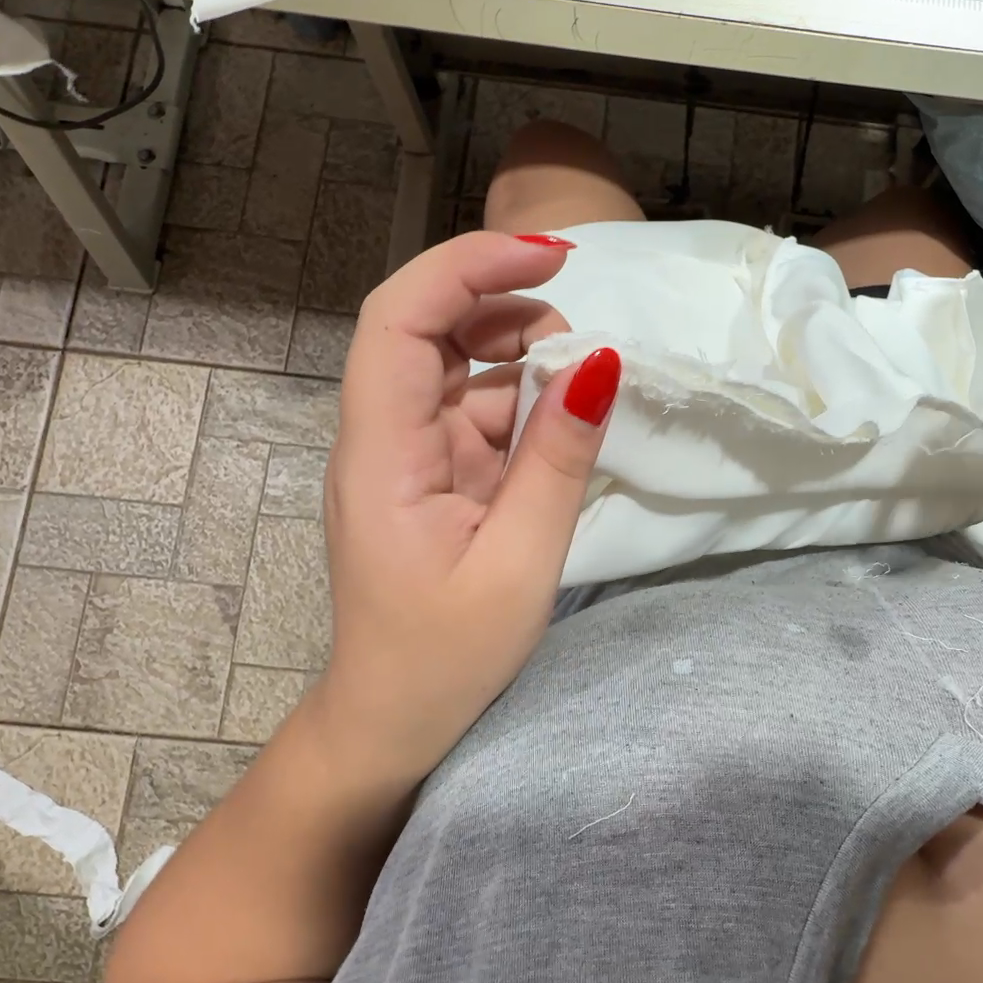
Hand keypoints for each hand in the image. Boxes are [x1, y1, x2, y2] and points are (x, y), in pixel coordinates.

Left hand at [319, 232, 620, 768]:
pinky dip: (519, 403)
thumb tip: (601, 365)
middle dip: (501, 304)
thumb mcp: (520, 564)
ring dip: (516, 354)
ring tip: (577, 381)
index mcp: (382, 453)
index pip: (401, 318)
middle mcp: (380, 437)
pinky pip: (471, 411)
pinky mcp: (429, 475)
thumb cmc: (446, 660)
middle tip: (578, 335)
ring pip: (453, 365)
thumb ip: (558, 461)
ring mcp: (403, 454)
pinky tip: (558, 424)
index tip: (551, 259)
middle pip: (424, 326)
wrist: (391, 722)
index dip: (468, 267)